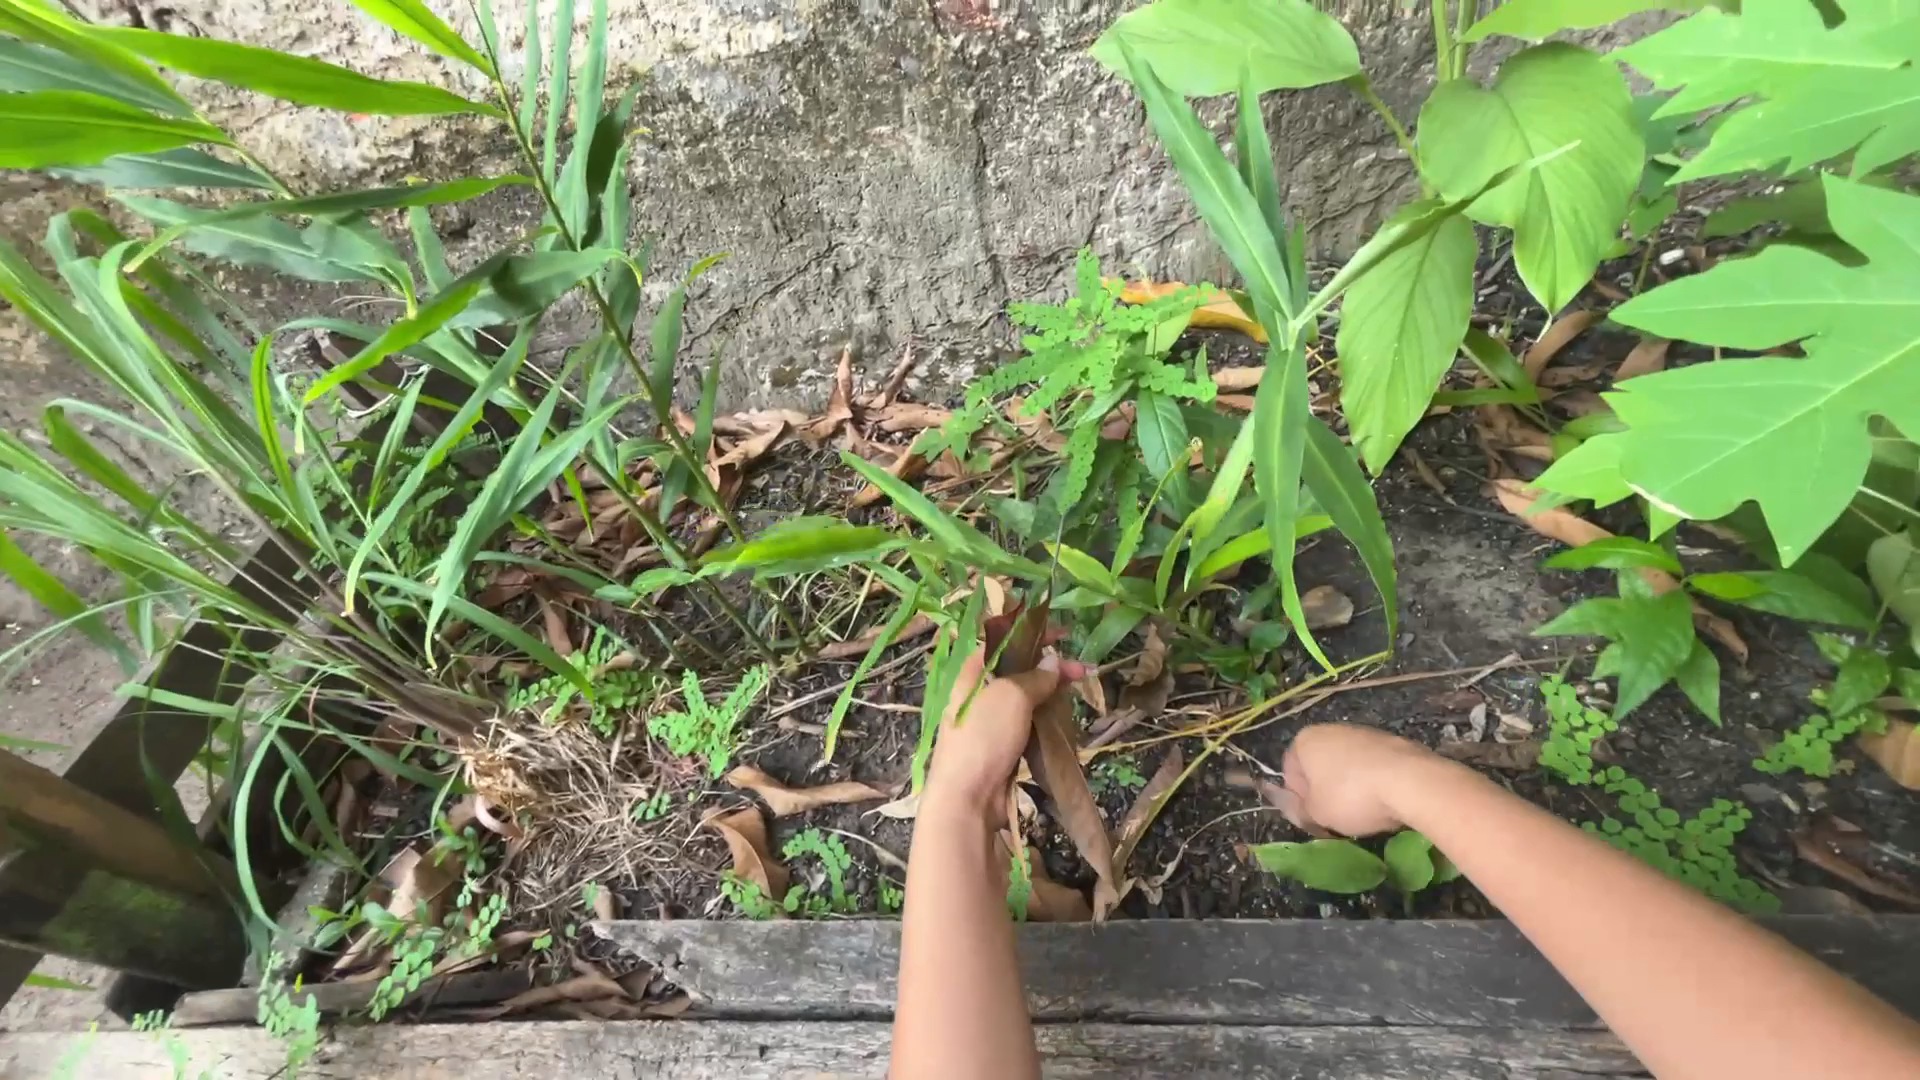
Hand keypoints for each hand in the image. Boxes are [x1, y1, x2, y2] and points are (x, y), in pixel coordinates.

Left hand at [924, 643, 1082, 821]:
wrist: (967, 798)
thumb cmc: (984, 736)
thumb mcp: (1011, 697)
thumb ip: (1034, 677)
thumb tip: (1053, 662)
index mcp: (970, 672)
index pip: (1002, 642)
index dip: (1031, 635)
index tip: (1062, 635)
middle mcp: (977, 692)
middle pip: (1017, 670)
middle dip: (1049, 667)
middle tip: (1081, 669)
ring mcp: (989, 720)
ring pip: (1025, 697)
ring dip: (1050, 692)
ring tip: (1078, 688)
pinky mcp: (1001, 744)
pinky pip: (1026, 722)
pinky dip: (1044, 716)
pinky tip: (1063, 714)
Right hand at [1277, 723, 1442, 837]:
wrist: (1413, 782)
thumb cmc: (1352, 796)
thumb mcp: (1317, 814)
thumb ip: (1300, 810)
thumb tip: (1298, 807)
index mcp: (1305, 740)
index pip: (1290, 772)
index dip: (1301, 799)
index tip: (1317, 818)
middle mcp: (1331, 729)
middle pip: (1321, 765)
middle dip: (1328, 790)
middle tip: (1340, 816)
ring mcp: (1365, 732)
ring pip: (1350, 764)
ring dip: (1354, 785)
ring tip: (1369, 811)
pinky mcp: (1394, 741)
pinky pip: (1377, 765)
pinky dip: (1378, 781)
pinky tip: (1390, 800)